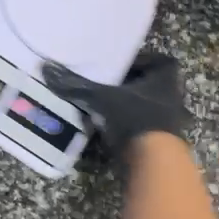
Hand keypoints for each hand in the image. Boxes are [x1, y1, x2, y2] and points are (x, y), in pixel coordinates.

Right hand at [42, 53, 189, 157]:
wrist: (152, 159)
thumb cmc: (134, 117)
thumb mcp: (100, 97)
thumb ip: (75, 84)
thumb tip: (46, 67)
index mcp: (165, 78)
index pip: (157, 60)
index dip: (139, 60)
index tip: (118, 65)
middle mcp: (171, 95)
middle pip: (149, 83)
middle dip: (128, 83)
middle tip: (104, 82)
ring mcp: (167, 118)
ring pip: (144, 103)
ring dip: (126, 104)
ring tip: (101, 104)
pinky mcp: (158, 137)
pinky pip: (140, 123)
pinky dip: (125, 122)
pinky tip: (106, 125)